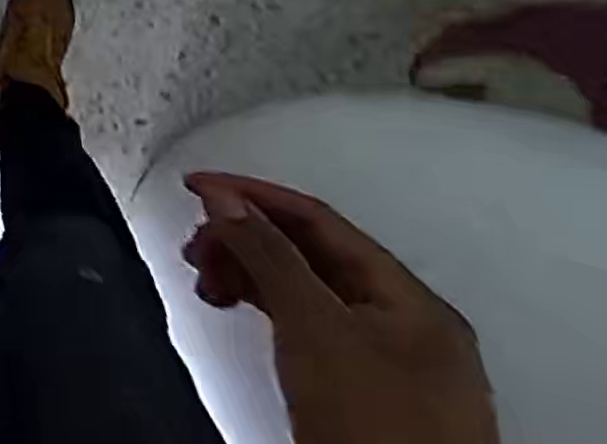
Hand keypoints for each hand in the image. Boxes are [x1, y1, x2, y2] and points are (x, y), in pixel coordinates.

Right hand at [183, 172, 499, 443]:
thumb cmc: (380, 430)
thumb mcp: (312, 325)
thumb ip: (267, 253)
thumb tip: (227, 201)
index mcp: (409, 301)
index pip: (316, 219)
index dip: (251, 194)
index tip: (198, 186)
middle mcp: (399, 321)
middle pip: (303, 249)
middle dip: (240, 236)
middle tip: (198, 239)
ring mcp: (377, 351)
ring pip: (293, 280)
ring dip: (241, 267)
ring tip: (207, 275)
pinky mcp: (348, 376)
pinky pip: (291, 312)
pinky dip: (253, 297)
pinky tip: (231, 302)